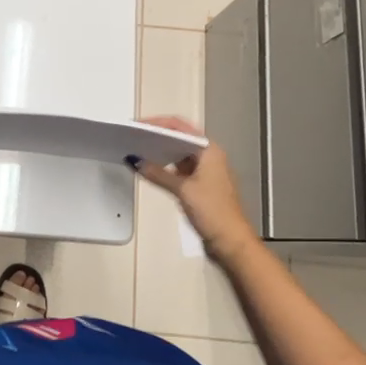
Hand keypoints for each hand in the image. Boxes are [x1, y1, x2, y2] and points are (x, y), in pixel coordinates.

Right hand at [134, 116, 258, 260]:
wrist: (231, 241)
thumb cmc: (212, 211)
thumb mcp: (183, 190)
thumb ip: (158, 174)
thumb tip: (134, 160)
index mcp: (209, 150)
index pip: (180, 127)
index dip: (157, 123)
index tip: (137, 125)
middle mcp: (208, 155)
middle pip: (180, 137)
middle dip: (157, 135)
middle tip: (134, 136)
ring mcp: (205, 170)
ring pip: (179, 153)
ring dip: (161, 151)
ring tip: (138, 149)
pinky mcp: (200, 184)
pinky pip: (180, 168)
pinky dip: (165, 166)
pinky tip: (150, 168)